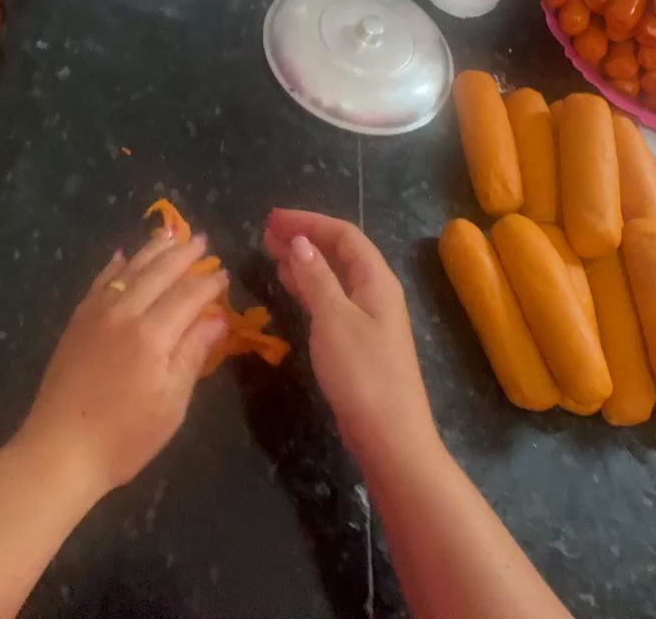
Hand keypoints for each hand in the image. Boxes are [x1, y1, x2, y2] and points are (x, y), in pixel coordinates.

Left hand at [15, 232, 228, 497]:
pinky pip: (100, 281)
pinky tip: (123, 256)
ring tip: (170, 232)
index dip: (209, 282)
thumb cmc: (125, 437)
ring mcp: (97, 313)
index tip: (224, 274)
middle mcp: (125, 313)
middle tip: (203, 239)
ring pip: (129, 270)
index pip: (189, 295)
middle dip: (184, 254)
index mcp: (153, 334)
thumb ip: (193, 354)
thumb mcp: (171, 403)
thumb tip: (218, 318)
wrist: (60, 450)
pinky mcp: (77, 320)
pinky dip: (116, 266)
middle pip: (159, 272)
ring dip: (152, 249)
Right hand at [264, 210, 436, 465]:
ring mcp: (367, 317)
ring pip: (332, 275)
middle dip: (304, 237)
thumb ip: (315, 277)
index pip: (343, 234)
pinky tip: (288, 285)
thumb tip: (299, 241)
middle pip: (339, 252)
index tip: (272, 219)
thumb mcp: (333, 318)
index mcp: (376, 280)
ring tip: (270, 252)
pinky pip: (329, 298)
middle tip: (266, 232)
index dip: (308, 221)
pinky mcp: (356, 340)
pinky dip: (307, 286)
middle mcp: (375, 292)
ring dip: (303, 260)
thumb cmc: (362, 373)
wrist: (389, 436)